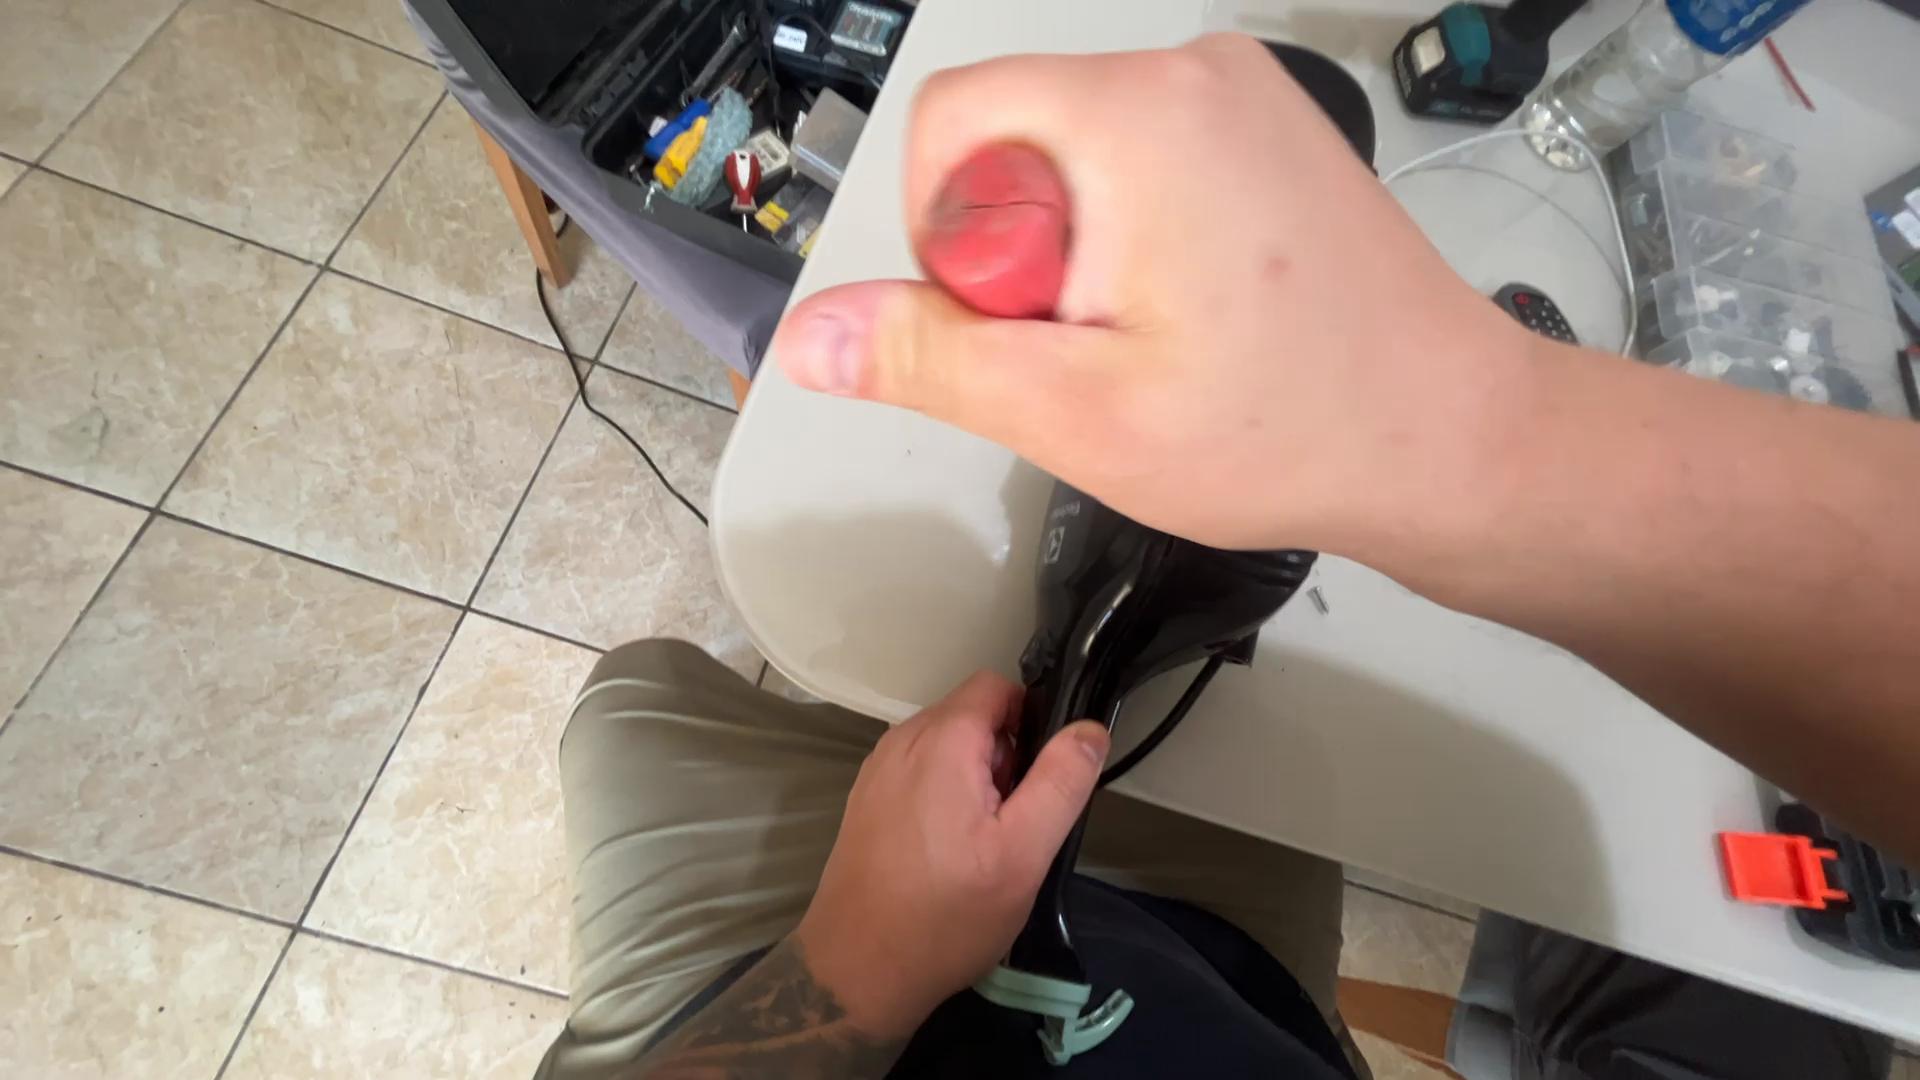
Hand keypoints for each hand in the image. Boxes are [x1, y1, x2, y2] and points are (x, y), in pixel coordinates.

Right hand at [772, 34, 1540, 564]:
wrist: (1440, 441)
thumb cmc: (1283, 432)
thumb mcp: (1074, 413)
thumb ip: (930, 361)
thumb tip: (814, 337)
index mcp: (1135, 118)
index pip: (945, 133)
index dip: (949, 252)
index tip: (1023, 329)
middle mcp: (1188, 79)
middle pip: (1004, 152)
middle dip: (1012, 269)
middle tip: (1089, 352)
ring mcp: (1229, 105)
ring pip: (1060, 174)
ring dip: (1065, 272)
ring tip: (1142, 345)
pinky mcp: (1248, 146)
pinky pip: (1124, 182)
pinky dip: (1115, 258)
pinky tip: (1173, 324)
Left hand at [796, 673, 1109, 1038]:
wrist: (856, 969)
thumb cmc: (946, 913)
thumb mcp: (1023, 852)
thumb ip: (1061, 782)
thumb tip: (1089, 729)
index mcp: (942, 738)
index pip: (996, 686)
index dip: (1029, 717)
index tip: (1041, 771)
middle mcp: (903, 738)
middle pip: (971, 714)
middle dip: (1004, 752)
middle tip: (1014, 818)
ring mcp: (879, 766)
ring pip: (945, 742)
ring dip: (974, 773)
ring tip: (982, 838)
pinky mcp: (867, 795)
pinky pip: (918, 767)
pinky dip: (943, 788)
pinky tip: (947, 847)